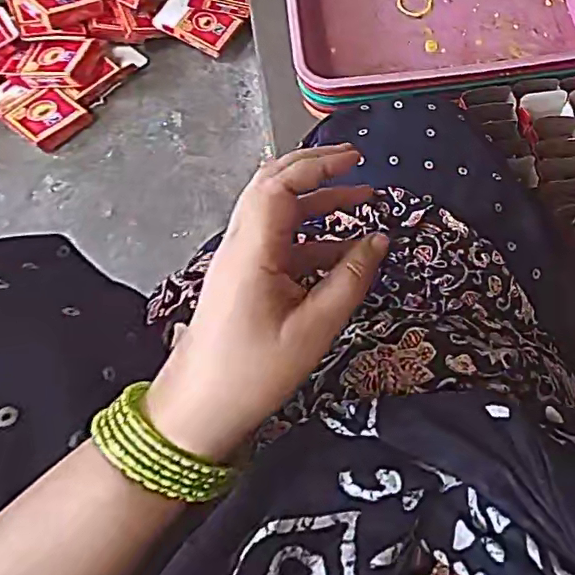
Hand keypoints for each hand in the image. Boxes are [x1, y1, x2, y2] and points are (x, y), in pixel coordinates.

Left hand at [144, 144, 386, 461]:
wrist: (194, 415)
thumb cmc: (250, 374)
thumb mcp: (313, 330)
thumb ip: (350, 280)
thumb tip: (379, 241)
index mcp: (253, 250)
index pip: (280, 185)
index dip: (318, 165)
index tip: (355, 160)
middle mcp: (242, 244)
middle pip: (274, 184)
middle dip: (316, 166)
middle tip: (355, 161)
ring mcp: (241, 258)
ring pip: (278, 209)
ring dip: (318, 198)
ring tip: (361, 199)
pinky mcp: (245, 275)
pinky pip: (281, 238)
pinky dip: (314, 232)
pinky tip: (344, 248)